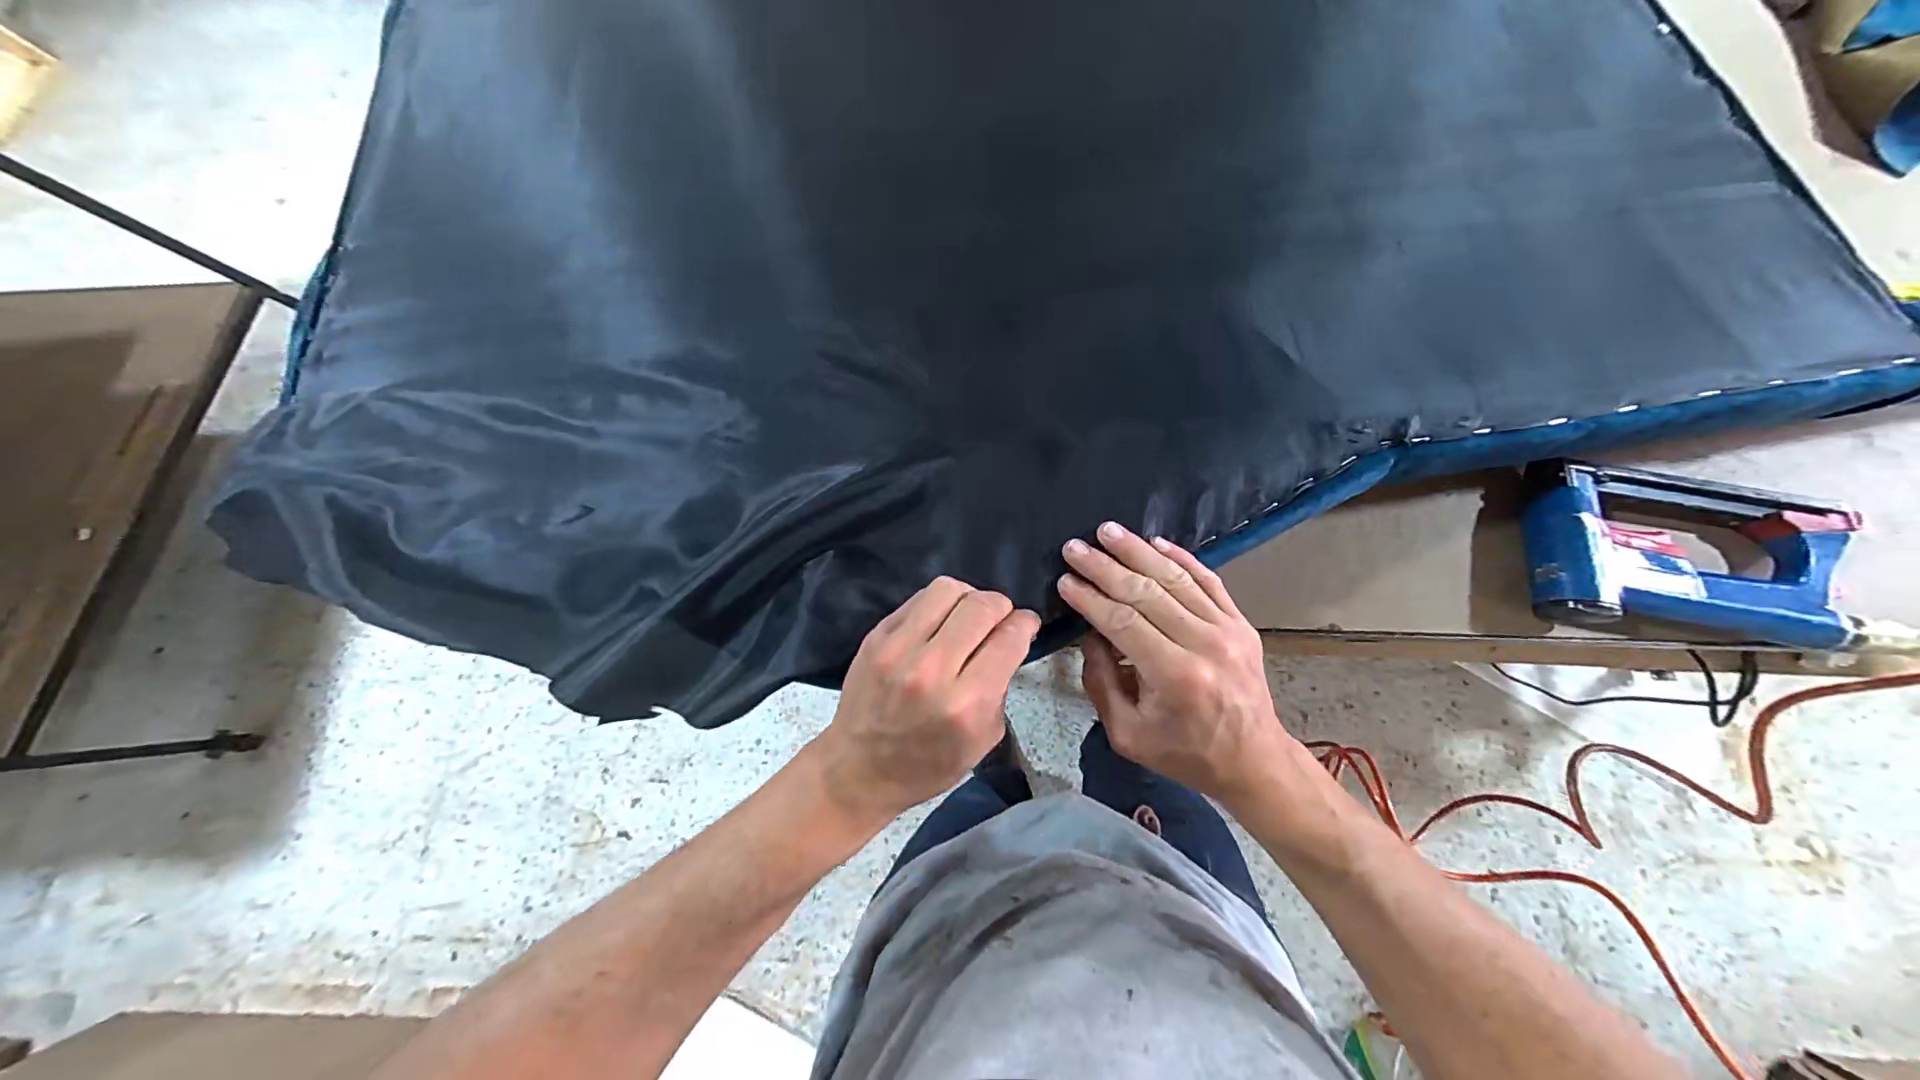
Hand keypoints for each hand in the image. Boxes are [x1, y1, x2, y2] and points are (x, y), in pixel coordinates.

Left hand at [812, 577, 1039, 825]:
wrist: (860, 768)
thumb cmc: (928, 764)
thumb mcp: (983, 739)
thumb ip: (1000, 687)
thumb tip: (1008, 641)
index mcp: (966, 704)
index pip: (1008, 639)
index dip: (1025, 624)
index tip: (1026, 624)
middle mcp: (932, 670)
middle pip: (981, 606)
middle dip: (1001, 606)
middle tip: (1000, 619)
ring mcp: (898, 649)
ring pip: (948, 589)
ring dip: (969, 597)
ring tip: (968, 616)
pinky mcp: (876, 637)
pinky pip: (918, 599)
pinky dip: (938, 604)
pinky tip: (940, 622)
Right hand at [1057, 522, 1297, 801]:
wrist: (1253, 760)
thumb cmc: (1184, 752)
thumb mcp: (1127, 733)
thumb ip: (1101, 682)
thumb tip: (1089, 634)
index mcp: (1174, 676)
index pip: (1123, 622)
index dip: (1090, 598)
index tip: (1065, 580)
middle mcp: (1204, 644)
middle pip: (1146, 593)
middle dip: (1104, 567)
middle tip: (1074, 547)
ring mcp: (1227, 630)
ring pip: (1175, 578)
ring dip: (1137, 551)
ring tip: (1108, 531)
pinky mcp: (1240, 623)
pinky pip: (1208, 580)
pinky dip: (1181, 558)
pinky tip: (1155, 542)